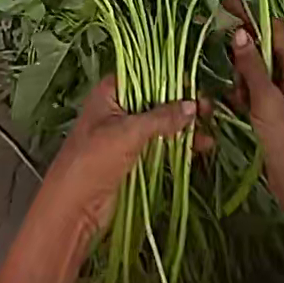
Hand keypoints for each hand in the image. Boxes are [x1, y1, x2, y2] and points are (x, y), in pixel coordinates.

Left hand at [35, 77, 205, 242]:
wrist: (73, 210)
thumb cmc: (94, 160)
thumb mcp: (128, 132)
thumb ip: (161, 117)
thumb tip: (193, 106)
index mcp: (110, 91)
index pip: (145, 72)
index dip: (170, 76)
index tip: (196, 82)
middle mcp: (118, 106)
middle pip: (156, 97)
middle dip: (182, 103)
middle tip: (209, 108)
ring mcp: (125, 132)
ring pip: (160, 121)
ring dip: (183, 125)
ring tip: (210, 129)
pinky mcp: (132, 156)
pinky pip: (160, 143)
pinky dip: (178, 143)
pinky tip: (199, 147)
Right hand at [226, 0, 283, 219]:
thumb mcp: (267, 106)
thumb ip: (253, 68)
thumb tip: (239, 33)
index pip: (275, 29)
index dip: (251, 14)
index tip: (226, 2)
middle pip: (271, 40)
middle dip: (248, 39)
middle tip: (225, 43)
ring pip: (262, 62)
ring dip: (245, 69)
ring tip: (238, 94)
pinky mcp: (278, 106)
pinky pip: (258, 84)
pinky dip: (246, 88)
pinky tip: (237, 104)